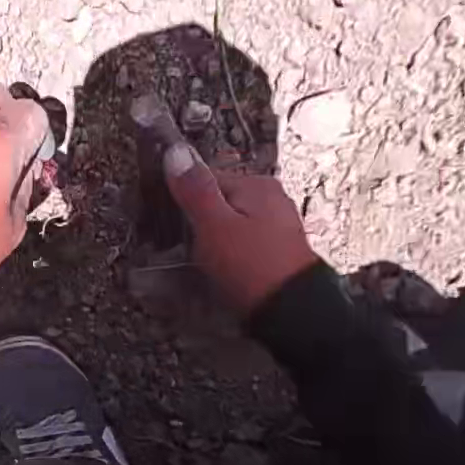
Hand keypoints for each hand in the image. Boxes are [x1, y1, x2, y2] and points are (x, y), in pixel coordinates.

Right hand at [164, 142, 319, 313]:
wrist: (292, 312)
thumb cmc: (251, 266)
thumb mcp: (215, 225)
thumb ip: (195, 189)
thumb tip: (176, 152)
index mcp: (258, 185)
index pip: (207, 179)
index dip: (184, 201)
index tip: (172, 224)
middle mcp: (273, 199)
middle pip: (221, 203)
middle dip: (201, 223)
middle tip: (189, 249)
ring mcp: (279, 226)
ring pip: (232, 225)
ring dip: (215, 242)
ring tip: (207, 264)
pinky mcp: (280, 252)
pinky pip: (245, 245)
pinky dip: (232, 255)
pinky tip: (226, 272)